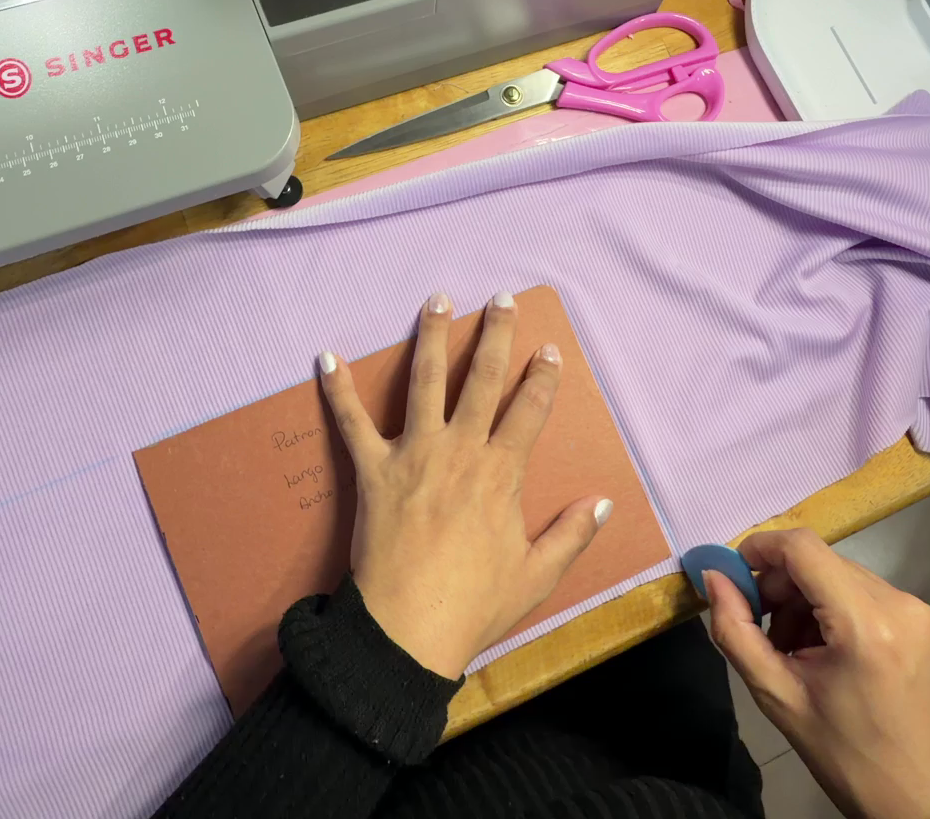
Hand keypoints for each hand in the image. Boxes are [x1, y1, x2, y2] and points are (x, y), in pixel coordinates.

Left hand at [318, 291, 612, 678]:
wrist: (408, 630)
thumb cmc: (475, 605)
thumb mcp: (536, 576)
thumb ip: (571, 535)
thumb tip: (603, 502)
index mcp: (501, 473)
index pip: (529, 411)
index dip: (543, 377)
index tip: (549, 349)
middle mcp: (461, 450)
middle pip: (482, 380)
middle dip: (495, 335)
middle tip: (501, 299)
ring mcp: (414, 454)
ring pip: (425, 382)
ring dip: (431, 337)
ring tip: (437, 300)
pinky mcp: (373, 469)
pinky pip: (352, 423)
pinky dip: (337, 389)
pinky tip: (326, 356)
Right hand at [706, 529, 929, 818]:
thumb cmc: (848, 756)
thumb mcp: (778, 697)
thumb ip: (735, 630)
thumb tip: (713, 577)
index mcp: (866, 624)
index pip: (802, 548)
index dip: (760, 548)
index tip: (734, 575)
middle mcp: (899, 603)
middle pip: (819, 561)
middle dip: (779, 584)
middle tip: (759, 624)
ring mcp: (918, 610)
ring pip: (839, 574)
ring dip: (804, 598)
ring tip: (794, 647)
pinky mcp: (926, 621)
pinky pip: (863, 593)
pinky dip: (832, 608)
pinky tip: (825, 650)